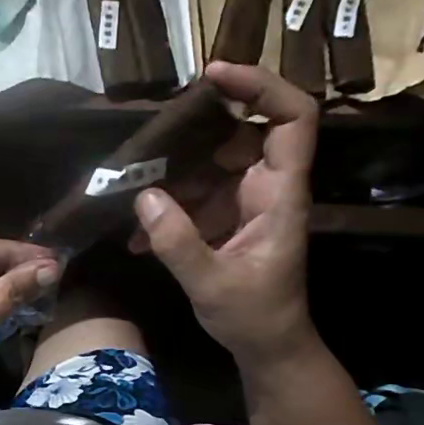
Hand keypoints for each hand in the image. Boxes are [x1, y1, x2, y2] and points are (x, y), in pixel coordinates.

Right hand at [132, 62, 319, 363]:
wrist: (266, 346)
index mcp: (280, 194)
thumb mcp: (212, 283)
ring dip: (171, 173)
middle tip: (151, 135)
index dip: (261, 87)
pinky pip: (195, 196)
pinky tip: (135, 231)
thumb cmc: (254, 316)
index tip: (214, 77)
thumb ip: (177, 242)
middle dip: (197, 130)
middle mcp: (266, 188)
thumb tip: (143, 196)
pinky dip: (166, 206)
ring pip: (211, 164)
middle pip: (241, 133)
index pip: (293, 119)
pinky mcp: (225, 219)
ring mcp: (244, 202)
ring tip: (130, 183)